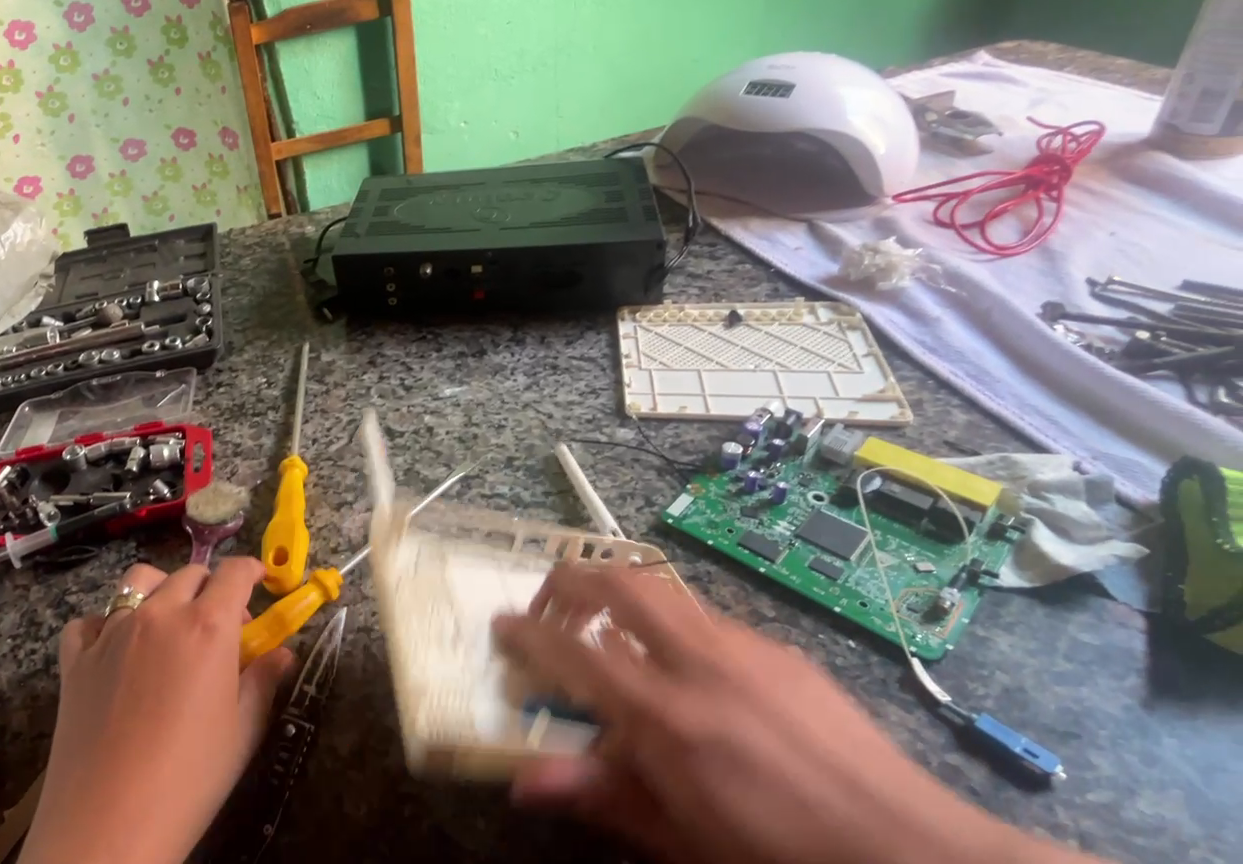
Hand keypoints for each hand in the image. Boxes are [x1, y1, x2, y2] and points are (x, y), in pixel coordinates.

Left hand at [19, 558, 295, 863]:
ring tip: (168, 623)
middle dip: (211, 588)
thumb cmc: (189, 780)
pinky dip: (105, 623)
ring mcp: (111, 631)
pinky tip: (115, 650)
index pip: (235, 573)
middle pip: (190, 574)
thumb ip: (263, 681)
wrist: (108, 823)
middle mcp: (159, 614)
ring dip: (160, 590)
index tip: (260, 581)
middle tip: (221, 626)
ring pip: (137, 581)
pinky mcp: (76, 656)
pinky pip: (91, 620)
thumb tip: (283, 652)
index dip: (252, 571)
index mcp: (207, 626)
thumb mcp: (242, 732)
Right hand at [493, 564, 1097, 863]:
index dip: (527, 633)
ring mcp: (745, 647)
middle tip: (547, 609)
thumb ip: (602, 796)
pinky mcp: (782, 650)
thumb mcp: (683, 840)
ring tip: (607, 633)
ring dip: (618, 595)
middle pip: (617, 582)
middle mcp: (700, 663)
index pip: (573, 652)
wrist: (915, 854)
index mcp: (668, 718)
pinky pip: (707, 618)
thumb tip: (523, 782)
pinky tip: (686, 674)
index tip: (502, 627)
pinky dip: (672, 626)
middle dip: (569, 581)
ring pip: (662, 588)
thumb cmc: (781, 858)